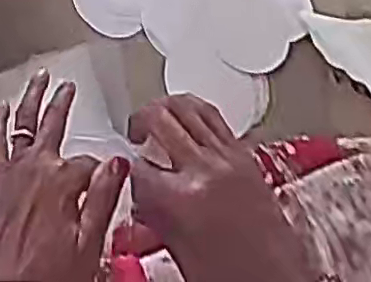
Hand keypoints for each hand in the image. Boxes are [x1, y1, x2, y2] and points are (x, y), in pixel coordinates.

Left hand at [0, 71, 127, 281]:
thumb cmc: (48, 275)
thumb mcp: (89, 242)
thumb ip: (104, 197)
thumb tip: (119, 163)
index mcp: (62, 180)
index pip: (90, 163)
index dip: (103, 171)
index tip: (111, 175)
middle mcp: (37, 167)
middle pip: (54, 123)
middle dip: (63, 102)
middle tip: (69, 86)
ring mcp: (16, 172)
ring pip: (24, 122)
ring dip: (32, 97)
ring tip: (39, 77)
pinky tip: (1, 110)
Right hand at [128, 95, 314, 281]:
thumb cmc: (233, 279)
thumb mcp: (178, 252)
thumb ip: (156, 214)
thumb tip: (142, 192)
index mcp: (180, 201)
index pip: (137, 167)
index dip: (126, 166)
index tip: (125, 166)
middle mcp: (202, 169)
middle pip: (158, 118)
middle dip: (139, 122)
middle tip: (136, 133)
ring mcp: (226, 157)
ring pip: (186, 106)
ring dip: (165, 107)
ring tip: (158, 116)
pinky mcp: (245, 154)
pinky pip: (213, 116)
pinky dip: (195, 110)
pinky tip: (189, 118)